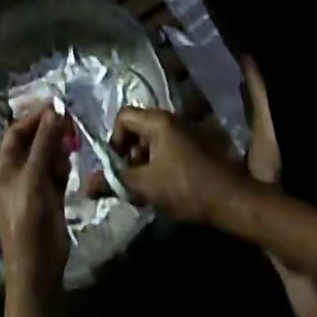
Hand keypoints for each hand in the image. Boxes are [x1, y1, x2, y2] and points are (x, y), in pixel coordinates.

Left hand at [0, 109, 71, 286]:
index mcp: (3, 167)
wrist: (38, 267)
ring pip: (47, 154)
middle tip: (71, 123)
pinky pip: (56, 171)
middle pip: (34, 141)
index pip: (17, 131)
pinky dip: (63, 165)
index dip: (35, 117)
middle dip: (51, 131)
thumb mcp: (35, 177)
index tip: (57, 106)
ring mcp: (32, 185)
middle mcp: (15, 172)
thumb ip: (45, 142)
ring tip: (71, 147)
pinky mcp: (48, 196)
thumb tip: (55, 108)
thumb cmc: (29, 220)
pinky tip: (69, 167)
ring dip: (59, 148)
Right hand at [102, 107, 246, 223]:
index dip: (115, 140)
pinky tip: (166, 186)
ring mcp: (186, 129)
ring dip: (145, 160)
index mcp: (157, 121)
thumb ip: (114, 182)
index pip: (123, 117)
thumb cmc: (185, 188)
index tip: (119, 165)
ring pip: (153, 138)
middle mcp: (171, 118)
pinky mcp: (196, 143)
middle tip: (132, 179)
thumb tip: (85, 185)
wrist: (231, 199)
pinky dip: (160, 161)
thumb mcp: (146, 187)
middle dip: (129, 153)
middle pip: (138, 127)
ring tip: (148, 186)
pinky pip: (168, 145)